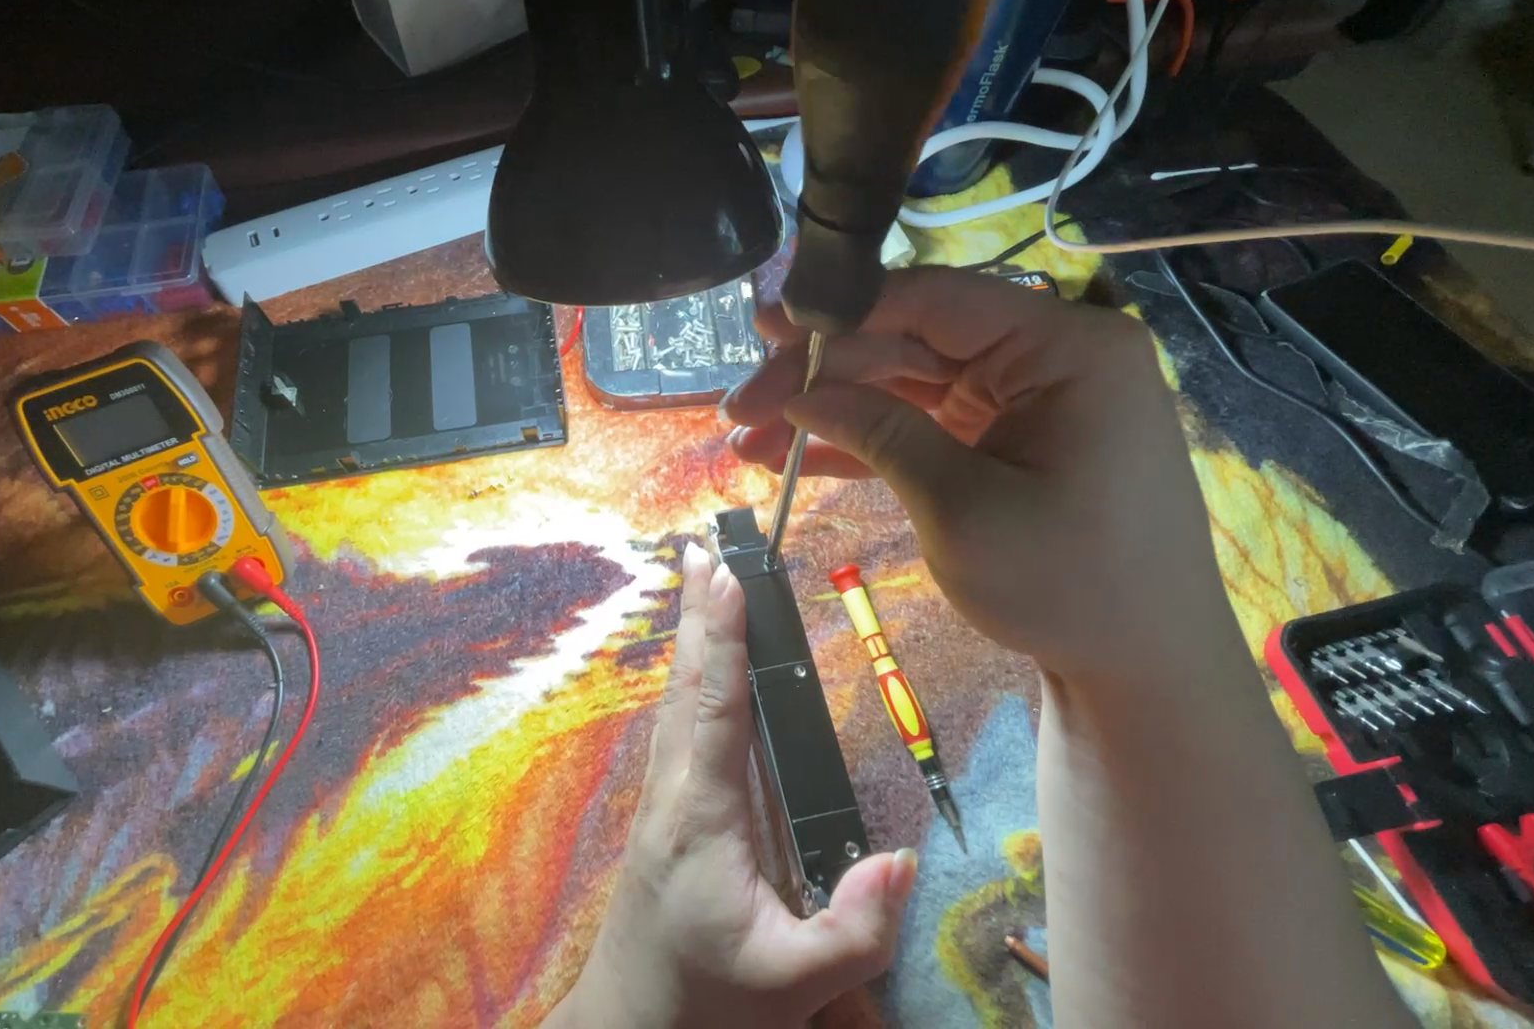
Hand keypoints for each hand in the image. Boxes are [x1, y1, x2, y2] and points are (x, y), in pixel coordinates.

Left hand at [550, 544, 916, 1028]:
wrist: (631, 1019)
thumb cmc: (705, 1000)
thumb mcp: (792, 982)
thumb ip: (854, 928)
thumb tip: (902, 859)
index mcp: (701, 813)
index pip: (716, 706)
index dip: (724, 638)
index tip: (729, 578)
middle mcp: (675, 788)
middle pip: (688, 683)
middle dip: (698, 614)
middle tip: (702, 551)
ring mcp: (665, 793)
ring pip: (677, 696)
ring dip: (691, 635)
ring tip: (697, 582)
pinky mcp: (668, 803)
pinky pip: (678, 719)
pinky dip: (689, 672)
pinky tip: (697, 660)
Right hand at [725, 267, 1235, 683]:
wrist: (1137, 666)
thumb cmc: (1068, 585)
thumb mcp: (961, 507)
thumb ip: (879, 433)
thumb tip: (798, 393)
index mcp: (1063, 347)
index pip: (934, 300)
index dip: (841, 310)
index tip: (765, 325)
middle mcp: (1043, 358)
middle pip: (908, 342)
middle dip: (819, 377)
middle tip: (738, 408)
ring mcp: (1019, 400)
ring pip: (902, 385)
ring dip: (827, 413)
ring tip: (748, 444)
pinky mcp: (999, 441)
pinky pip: (920, 425)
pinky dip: (860, 443)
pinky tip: (792, 458)